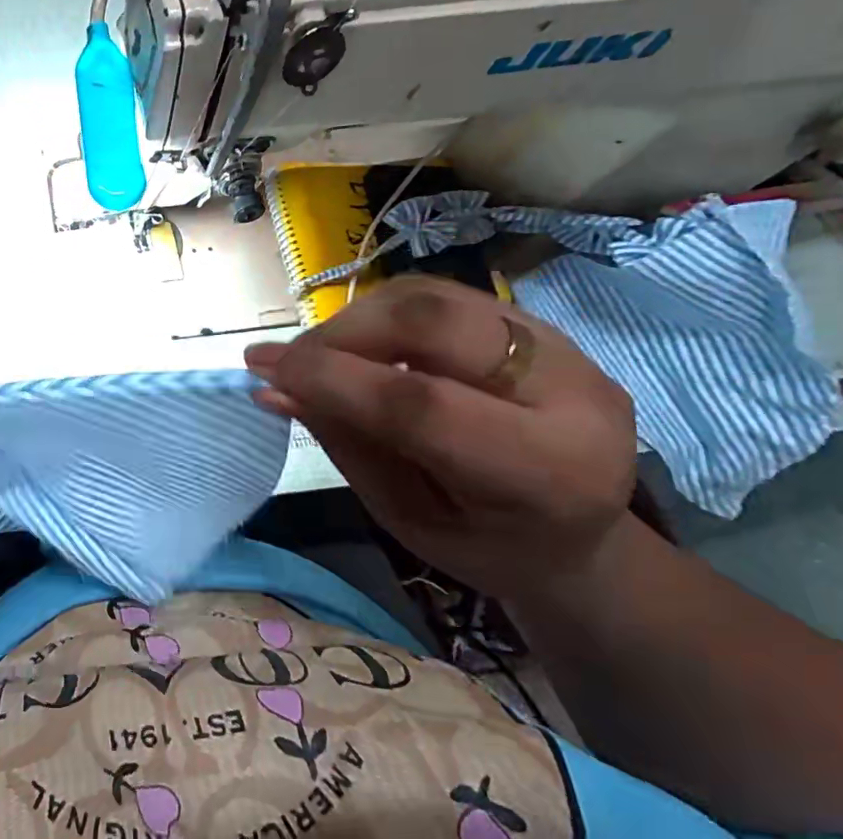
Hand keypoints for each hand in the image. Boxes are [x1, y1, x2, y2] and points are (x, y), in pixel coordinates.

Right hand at [244, 277, 636, 602]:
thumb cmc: (486, 546)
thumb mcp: (407, 516)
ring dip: (359, 318)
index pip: (421, 405)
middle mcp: (570, 392)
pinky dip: (386, 312)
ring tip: (322, 354)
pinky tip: (363, 343)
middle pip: (433, 325)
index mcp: (545, 471)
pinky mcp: (543, 323)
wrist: (577, 533)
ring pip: (435, 297)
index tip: (265, 368)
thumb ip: (347, 444)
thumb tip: (273, 388)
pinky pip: (446, 295)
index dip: (333, 379)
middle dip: (344, 334)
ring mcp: (563, 346)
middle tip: (291, 360)